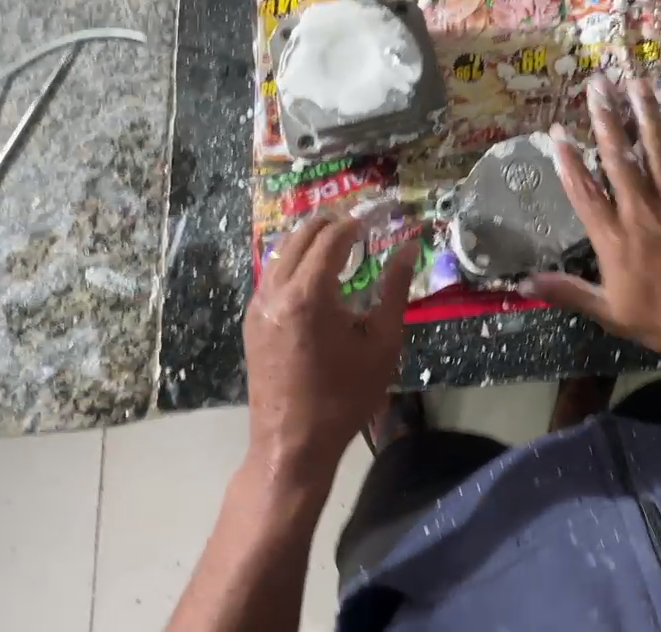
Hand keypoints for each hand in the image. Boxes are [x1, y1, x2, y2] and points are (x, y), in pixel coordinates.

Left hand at [243, 210, 416, 482]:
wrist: (293, 444)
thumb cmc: (345, 396)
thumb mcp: (382, 342)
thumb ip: (395, 289)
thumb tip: (409, 247)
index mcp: (309, 295)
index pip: (333, 238)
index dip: (357, 222)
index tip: (379, 216)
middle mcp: (276, 292)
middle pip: (302, 236)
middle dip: (332, 223)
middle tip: (361, 224)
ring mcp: (258, 306)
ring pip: (282, 251)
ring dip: (311, 239)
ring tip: (342, 242)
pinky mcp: (252, 321)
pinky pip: (272, 273)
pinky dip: (295, 260)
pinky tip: (317, 272)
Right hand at [523, 75, 660, 360]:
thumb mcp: (610, 313)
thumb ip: (568, 292)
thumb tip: (524, 282)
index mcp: (615, 239)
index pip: (585, 193)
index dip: (568, 161)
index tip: (556, 131)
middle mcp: (641, 213)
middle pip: (620, 159)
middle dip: (606, 119)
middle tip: (597, 85)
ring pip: (657, 153)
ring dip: (645, 116)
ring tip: (636, 83)